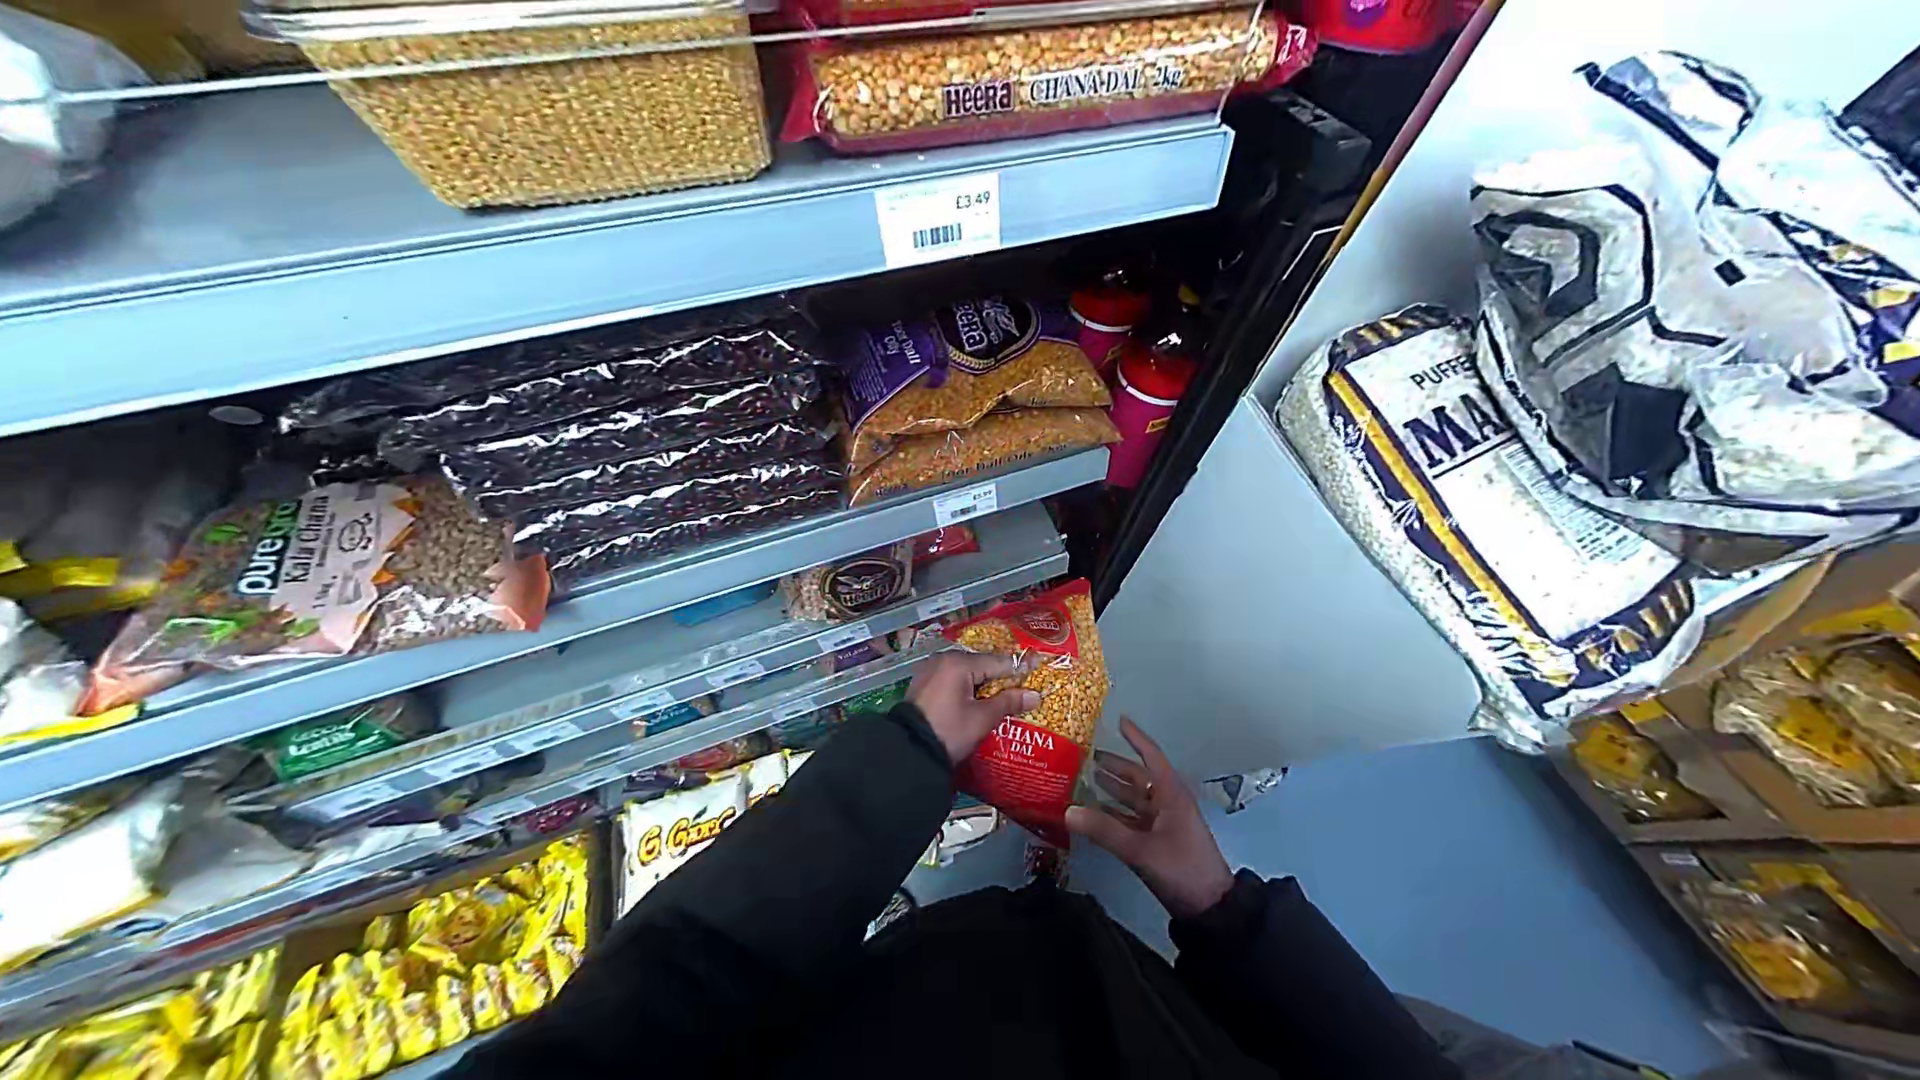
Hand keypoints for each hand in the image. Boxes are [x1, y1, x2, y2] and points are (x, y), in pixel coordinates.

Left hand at [906, 651, 1039, 763]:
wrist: (909, 751)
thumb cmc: (949, 732)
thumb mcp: (982, 718)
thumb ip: (1008, 702)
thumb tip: (1035, 695)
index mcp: (958, 663)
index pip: (996, 662)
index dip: (1019, 668)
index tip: (1038, 668)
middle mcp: (943, 659)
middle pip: (980, 665)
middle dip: (1000, 677)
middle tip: (1022, 687)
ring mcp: (930, 670)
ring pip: (966, 672)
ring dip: (983, 683)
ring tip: (1004, 695)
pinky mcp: (924, 683)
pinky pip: (952, 679)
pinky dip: (967, 687)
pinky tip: (979, 700)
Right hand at [1066, 717, 1233, 919]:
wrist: (1211, 910)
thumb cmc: (1182, 869)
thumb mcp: (1141, 850)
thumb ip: (1103, 830)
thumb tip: (1067, 811)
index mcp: (1170, 794)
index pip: (1151, 757)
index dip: (1136, 738)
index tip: (1119, 719)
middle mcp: (1166, 802)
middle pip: (1137, 776)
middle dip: (1114, 765)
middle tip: (1084, 754)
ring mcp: (1162, 823)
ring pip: (1132, 798)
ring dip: (1111, 788)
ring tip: (1083, 777)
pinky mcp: (1156, 841)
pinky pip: (1130, 819)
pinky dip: (1112, 813)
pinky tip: (1091, 813)